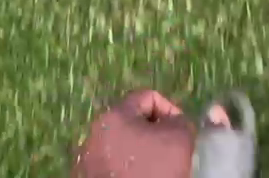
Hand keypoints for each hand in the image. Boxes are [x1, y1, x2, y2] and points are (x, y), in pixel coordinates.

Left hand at [72, 90, 197, 177]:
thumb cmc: (156, 171)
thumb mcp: (181, 137)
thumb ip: (180, 120)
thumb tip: (174, 122)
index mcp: (114, 115)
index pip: (148, 98)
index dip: (169, 111)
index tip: (179, 132)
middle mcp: (94, 134)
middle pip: (132, 122)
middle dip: (153, 133)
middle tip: (168, 151)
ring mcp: (86, 161)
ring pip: (121, 145)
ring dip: (139, 153)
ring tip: (155, 168)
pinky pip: (111, 166)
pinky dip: (126, 170)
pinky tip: (140, 176)